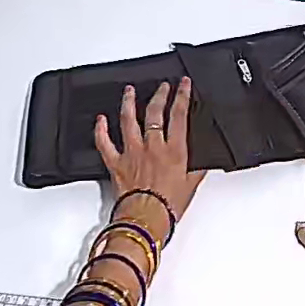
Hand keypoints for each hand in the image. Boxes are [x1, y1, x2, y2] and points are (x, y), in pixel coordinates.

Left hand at [95, 80, 205, 236]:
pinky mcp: (116, 163)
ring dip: (129, 103)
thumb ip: (197, 169)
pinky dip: (100, 130)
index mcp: (174, 150)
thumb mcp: (191, 185)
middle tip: (162, 86)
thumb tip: (204, 161)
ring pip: (128, 120)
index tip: (183, 84)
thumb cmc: (168, 206)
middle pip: (155, 112)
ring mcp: (132, 153)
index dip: (182, 96)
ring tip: (130, 91)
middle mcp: (152, 147)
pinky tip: (100, 119)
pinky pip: (104, 143)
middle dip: (159, 94)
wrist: (145, 220)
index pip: (179, 114)